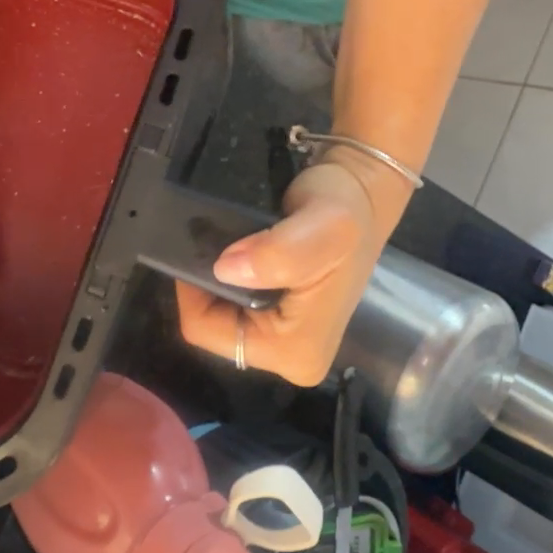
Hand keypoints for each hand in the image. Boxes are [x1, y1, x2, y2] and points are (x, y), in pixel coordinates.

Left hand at [175, 152, 413, 385]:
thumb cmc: (345, 208)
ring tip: (227, 243)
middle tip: (219, 241)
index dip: (193, 289)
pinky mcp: (280, 322)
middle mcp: (291, 359)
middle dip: (205, 285)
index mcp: (296, 353)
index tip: (204, 246)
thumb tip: (226, 270)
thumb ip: (280, 253)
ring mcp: (286, 342)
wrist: (360, 193)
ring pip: (217, 315)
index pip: (206, 331)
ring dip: (215, 279)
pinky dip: (227, 278)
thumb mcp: (326, 225)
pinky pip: (231, 306)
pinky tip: (236, 251)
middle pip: (209, 326)